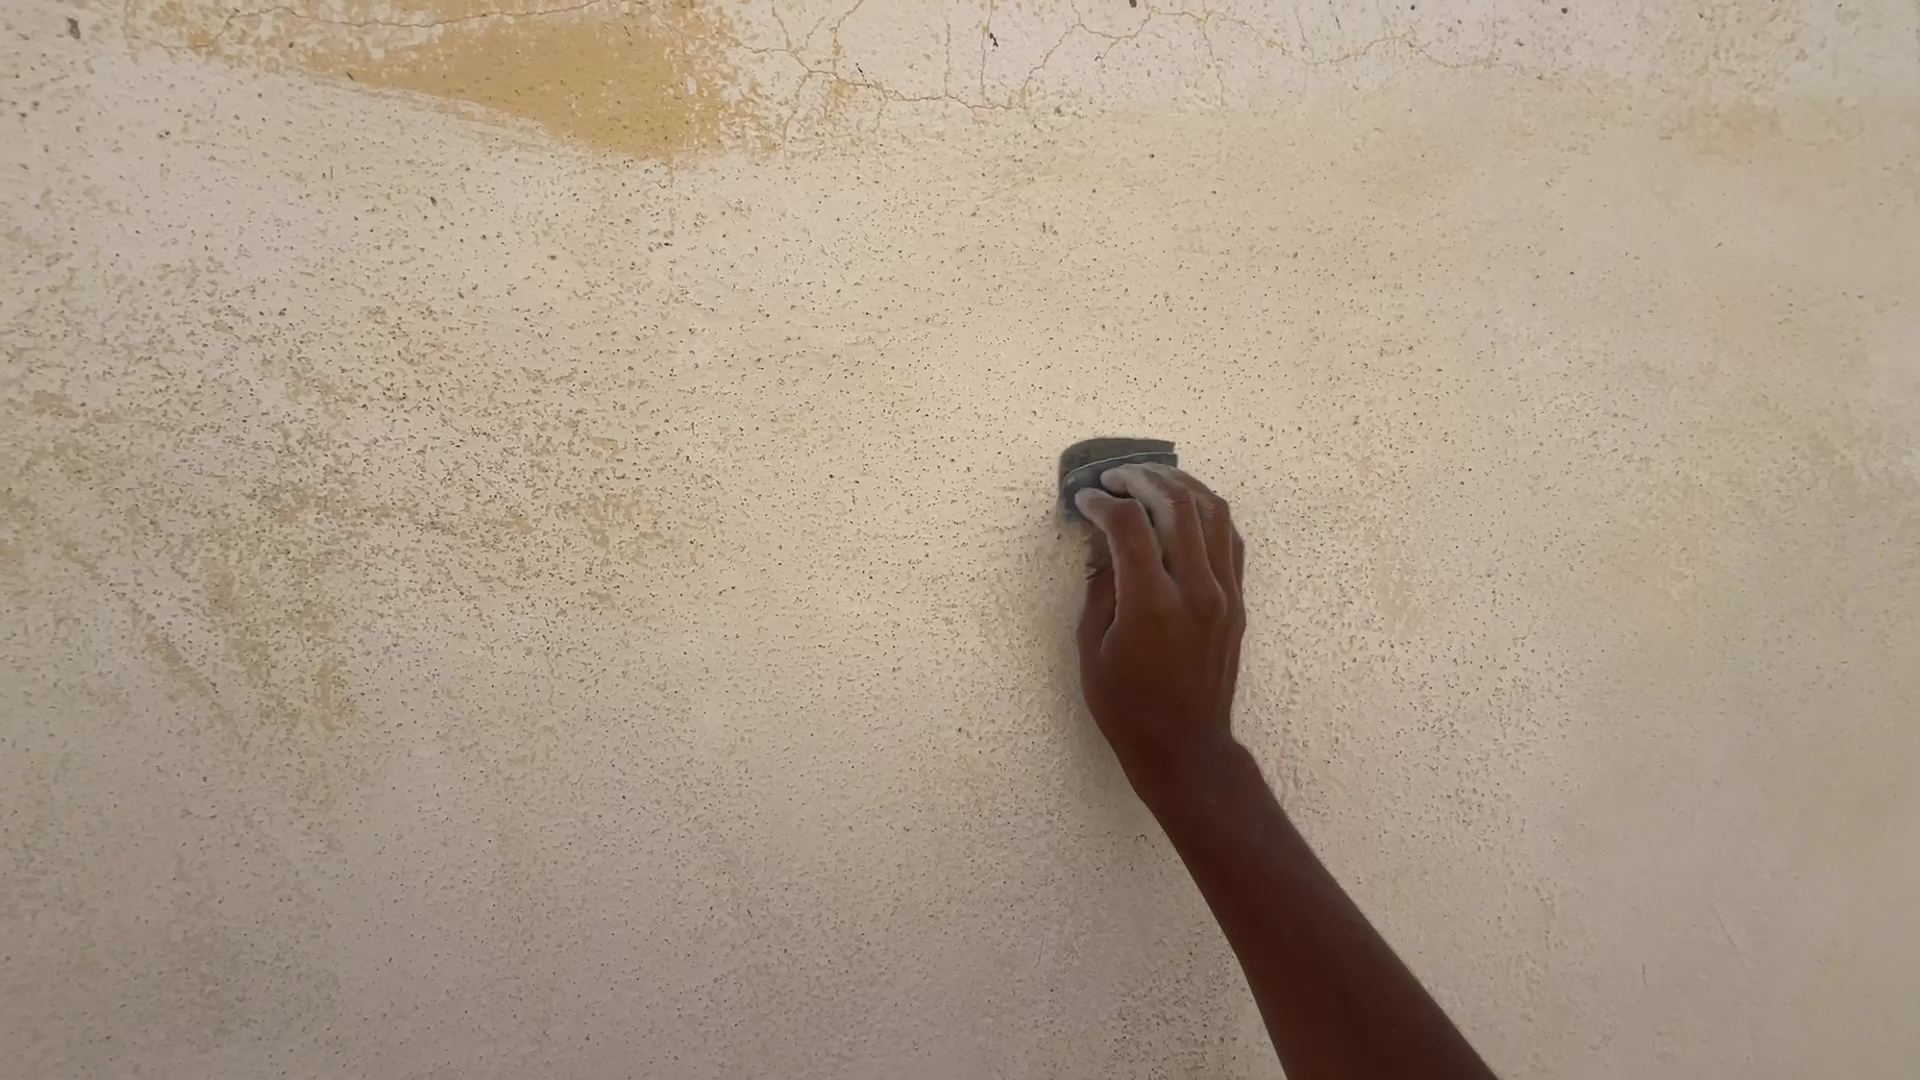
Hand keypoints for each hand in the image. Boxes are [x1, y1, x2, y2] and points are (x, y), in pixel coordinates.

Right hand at [1075, 464, 1245, 795]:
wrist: (1184, 745)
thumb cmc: (1126, 705)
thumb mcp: (1091, 646)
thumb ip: (1099, 584)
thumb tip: (1103, 539)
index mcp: (1151, 604)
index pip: (1128, 526)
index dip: (1101, 502)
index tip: (1083, 498)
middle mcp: (1196, 590)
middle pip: (1177, 505)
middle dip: (1141, 478)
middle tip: (1114, 476)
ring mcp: (1225, 593)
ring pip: (1213, 512)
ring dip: (1180, 484)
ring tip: (1151, 477)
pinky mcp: (1238, 601)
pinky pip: (1230, 538)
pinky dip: (1207, 511)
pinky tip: (1184, 507)